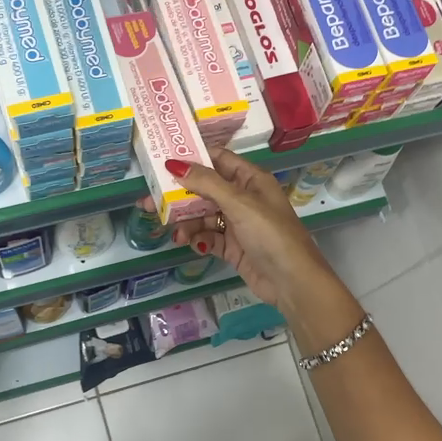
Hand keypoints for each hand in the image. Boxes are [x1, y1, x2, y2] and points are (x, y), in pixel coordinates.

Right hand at [154, 149, 337, 311]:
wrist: (291, 281)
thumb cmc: (270, 234)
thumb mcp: (239, 203)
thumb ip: (206, 183)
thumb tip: (174, 163)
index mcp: (251, 179)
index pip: (217, 160)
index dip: (192, 159)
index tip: (162, 162)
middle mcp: (244, 198)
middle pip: (205, 190)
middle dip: (179, 197)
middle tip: (150, 203)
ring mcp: (238, 224)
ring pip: (203, 216)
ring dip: (187, 223)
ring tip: (176, 235)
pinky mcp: (233, 247)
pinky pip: (209, 237)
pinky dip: (199, 239)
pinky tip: (193, 245)